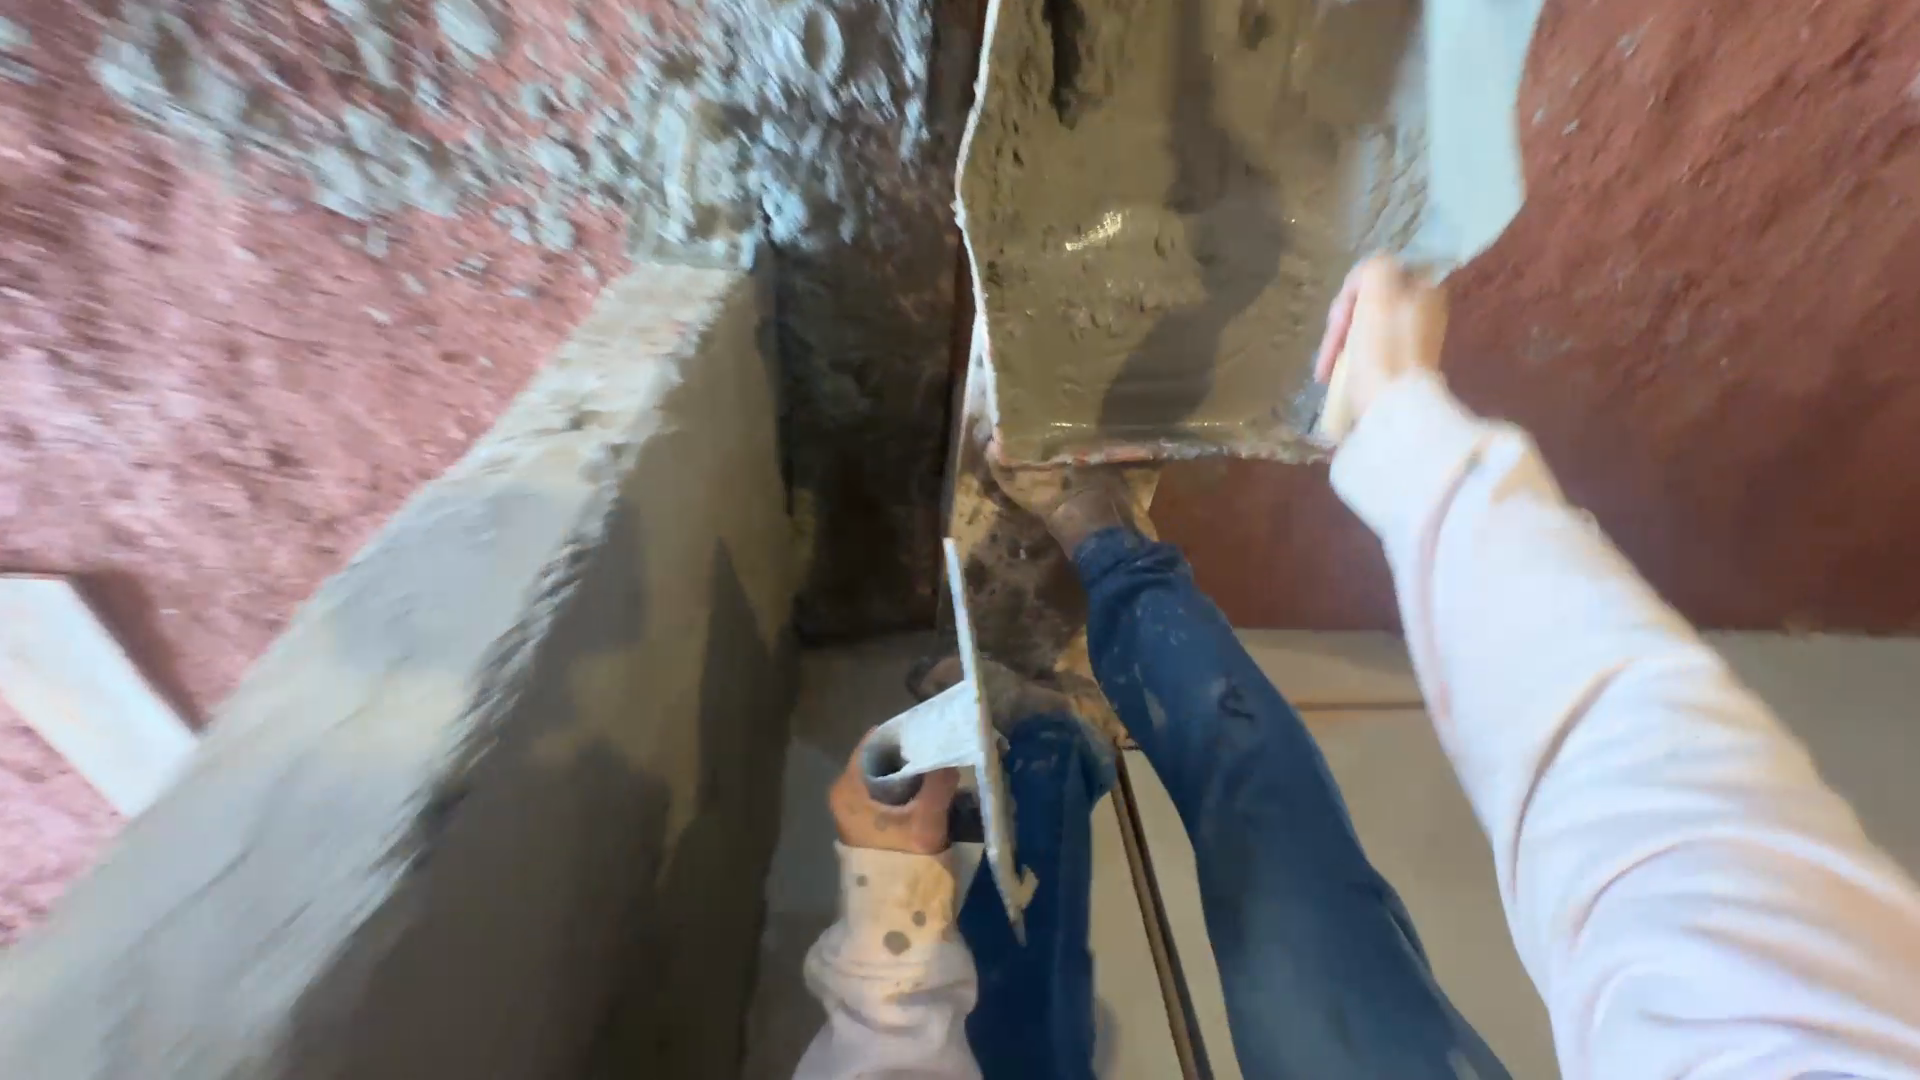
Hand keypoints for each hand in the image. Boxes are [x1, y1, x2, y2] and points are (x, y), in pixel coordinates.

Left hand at [829, 731, 959, 854]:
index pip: (875, 743)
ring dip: (915, 774)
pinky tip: (935, 791)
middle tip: (944, 751)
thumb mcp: (926, 822)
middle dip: (913, 755)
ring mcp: (855, 810)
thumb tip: (952, 755)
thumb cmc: (903, 864)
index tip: (934, 732)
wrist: (892, 914)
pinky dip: (911, 790)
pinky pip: (890, 794)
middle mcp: (846, 793)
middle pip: (883, 759)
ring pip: (888, 776)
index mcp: (848, 787)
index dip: (905, 734)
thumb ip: (939, 783)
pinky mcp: (868, 824)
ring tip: (945, 768)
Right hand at [1313, 255, 1448, 434]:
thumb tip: (1365, 276)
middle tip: (1328, 350)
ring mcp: (1413, 337)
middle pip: (1368, 302)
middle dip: (1342, 323)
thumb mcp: (1377, 295)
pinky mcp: (1401, 363)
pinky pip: (1369, 349)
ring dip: (1341, 344)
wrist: (1393, 408)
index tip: (1336, 322)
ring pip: (1364, 327)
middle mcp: (1423, 308)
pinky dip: (1351, 358)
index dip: (1348, 296)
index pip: (1373, 275)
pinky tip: (1339, 374)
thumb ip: (1373, 269)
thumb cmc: (1381, 352)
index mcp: (1422, 288)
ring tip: (1327, 369)